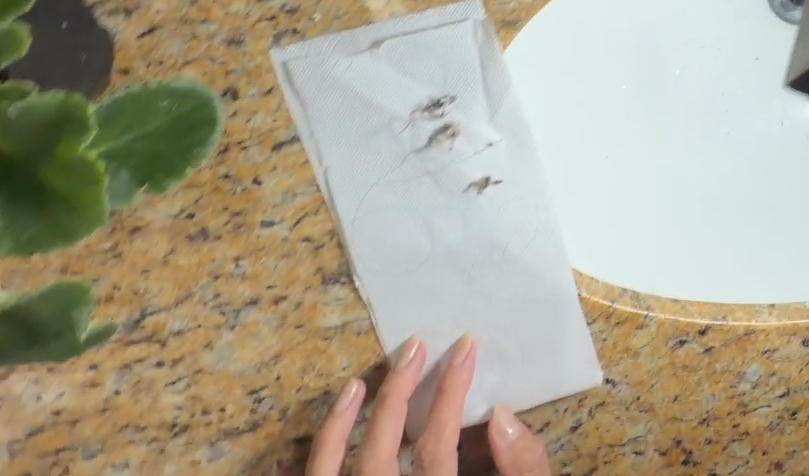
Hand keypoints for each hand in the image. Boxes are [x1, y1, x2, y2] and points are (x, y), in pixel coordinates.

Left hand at [306, 335, 552, 475]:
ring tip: (354, 387)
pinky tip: (284, 457)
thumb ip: (524, 468)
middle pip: (376, 455)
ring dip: (337, 431)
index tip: (466, 346)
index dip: (451, 393)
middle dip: (396, 393)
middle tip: (416, 345)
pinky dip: (298, 475)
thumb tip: (503, 416)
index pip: (434, 447)